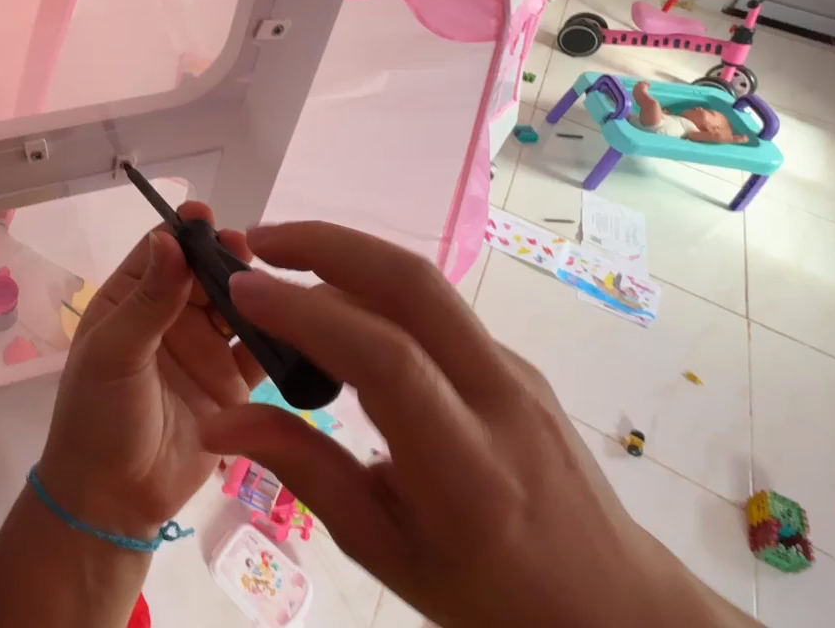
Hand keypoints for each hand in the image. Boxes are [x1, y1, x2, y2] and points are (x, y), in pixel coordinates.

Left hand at [36, 202, 263, 538]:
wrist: (114, 498)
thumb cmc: (97, 416)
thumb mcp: (114, 352)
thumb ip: (147, 300)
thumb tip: (168, 238)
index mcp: (130, 299)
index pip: (161, 252)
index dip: (183, 232)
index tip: (207, 217)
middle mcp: (171, 316)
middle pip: (205, 273)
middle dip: (225, 258)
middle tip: (248, 251)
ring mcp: (205, 349)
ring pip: (237, 306)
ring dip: (254, 292)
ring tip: (277, 284)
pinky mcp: (234, 385)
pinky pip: (261, 352)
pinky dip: (280, 336)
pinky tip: (304, 321)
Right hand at [200, 222, 751, 627]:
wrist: (615, 605)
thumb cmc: (487, 593)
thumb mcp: (383, 549)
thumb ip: (304, 471)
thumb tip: (219, 420)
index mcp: (466, 468)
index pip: (387, 359)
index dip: (308, 313)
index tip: (243, 289)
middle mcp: (499, 398)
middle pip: (414, 284)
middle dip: (326, 243)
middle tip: (256, 243)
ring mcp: (514, 369)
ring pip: (423, 284)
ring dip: (345, 255)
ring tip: (278, 264)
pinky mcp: (512, 359)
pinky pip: (433, 307)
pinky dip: (368, 286)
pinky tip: (332, 312)